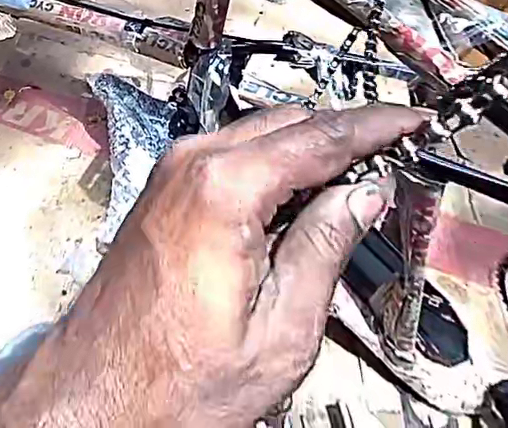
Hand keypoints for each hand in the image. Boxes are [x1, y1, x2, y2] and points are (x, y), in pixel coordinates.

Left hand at [0, 104, 428, 427]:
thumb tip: (362, 193)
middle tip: (392, 151)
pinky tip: (298, 186)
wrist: (97, 386)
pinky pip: (234, 148)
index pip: (319, 137)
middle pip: (289, 122)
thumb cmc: (176, 377)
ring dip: (310, 142)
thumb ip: (323, 247)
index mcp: (226, 189)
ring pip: (261, 129)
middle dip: (345, 131)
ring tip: (355, 172)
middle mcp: (195, 160)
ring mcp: (176, 165)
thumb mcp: (277, 331)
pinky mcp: (168, 179)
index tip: (410, 119)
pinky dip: (274, 156)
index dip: (374, 125)